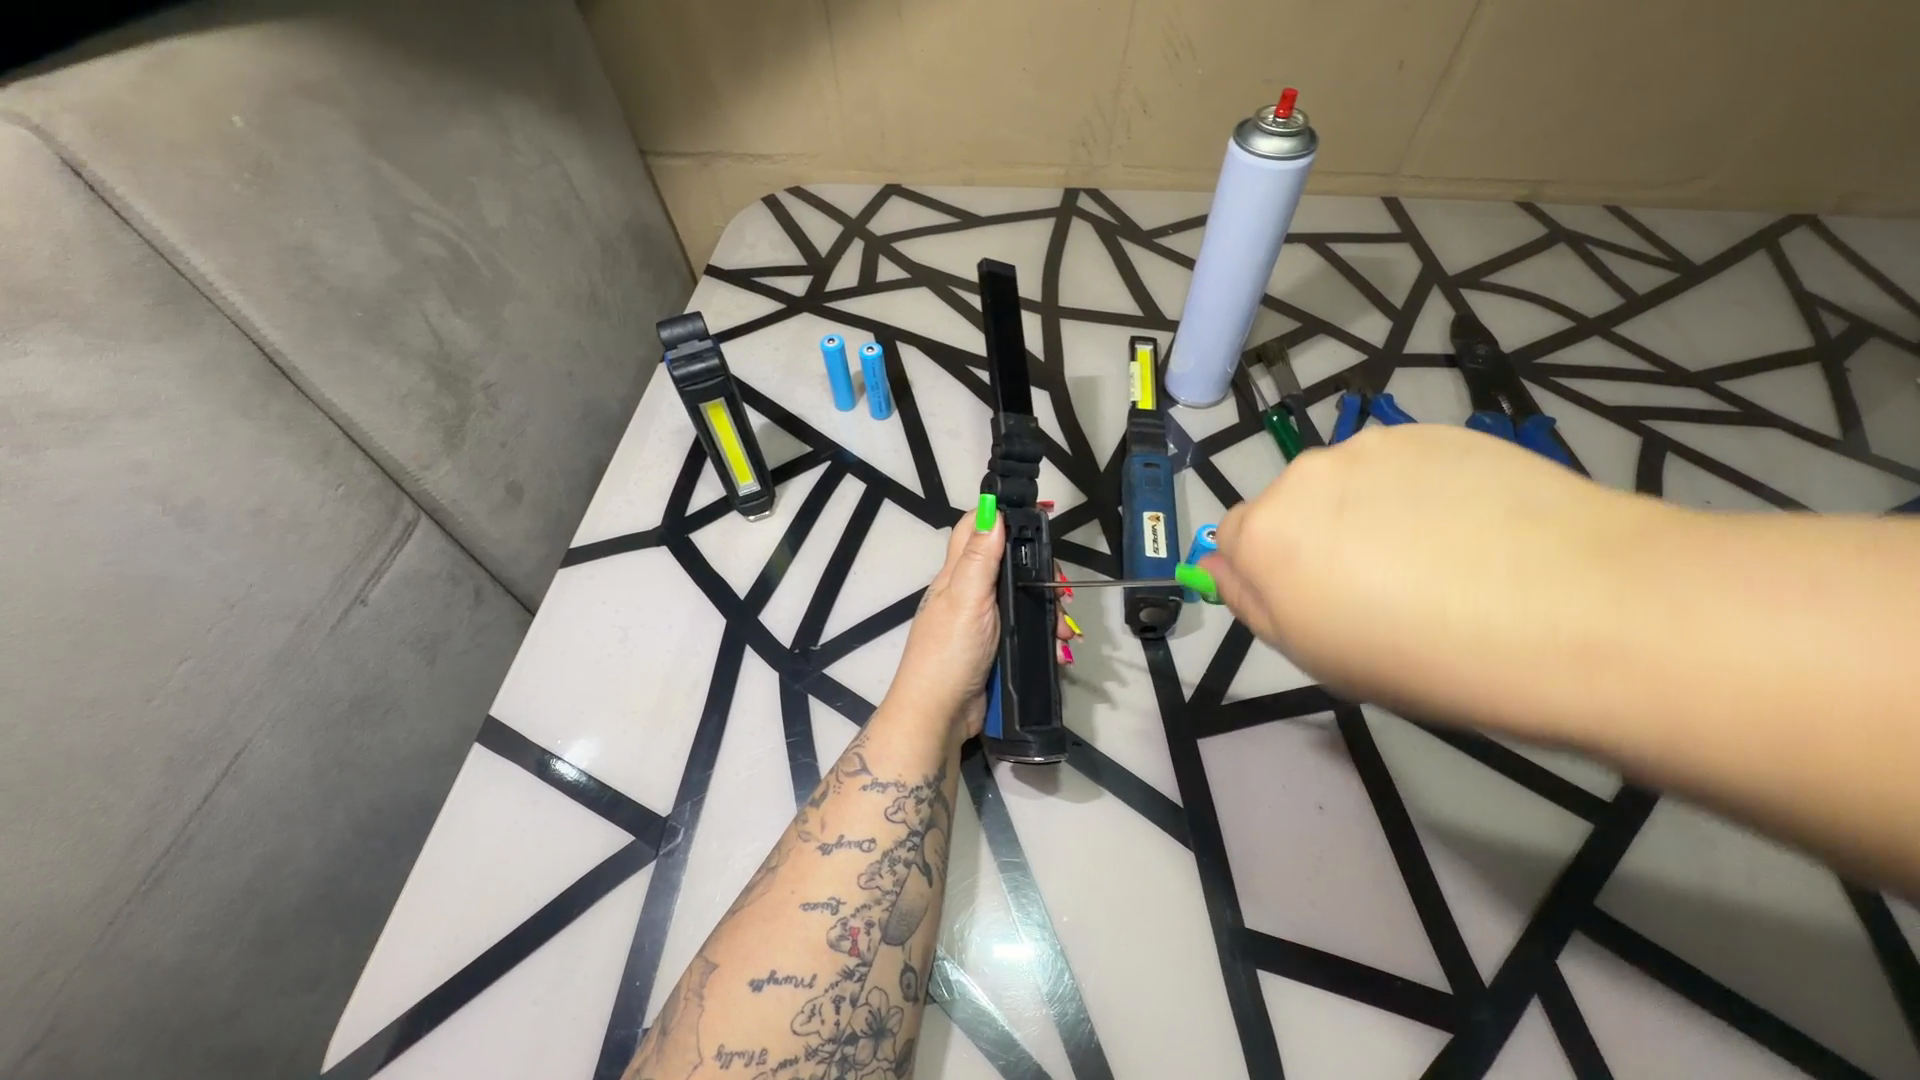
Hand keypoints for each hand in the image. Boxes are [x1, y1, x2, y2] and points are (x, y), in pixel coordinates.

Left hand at [889, 517, 1074, 738]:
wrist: (939, 716)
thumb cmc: (948, 653)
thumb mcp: (966, 598)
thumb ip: (981, 558)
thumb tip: (992, 511)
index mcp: (957, 575)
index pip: (975, 529)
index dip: (1001, 515)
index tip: (1036, 514)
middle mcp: (970, 594)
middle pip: (1011, 566)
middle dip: (1041, 575)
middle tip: (1063, 592)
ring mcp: (983, 624)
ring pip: (1024, 601)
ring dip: (1049, 612)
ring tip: (1063, 632)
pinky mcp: (996, 650)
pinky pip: (1026, 633)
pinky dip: (1044, 639)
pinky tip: (1057, 650)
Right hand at [1201, 423, 1658, 727]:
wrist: (1583, 611)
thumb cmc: (1429, 659)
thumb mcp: (1318, 656)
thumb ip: (1255, 604)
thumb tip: (1221, 567)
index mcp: (1265, 535)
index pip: (1231, 543)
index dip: (1268, 579)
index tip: (1317, 610)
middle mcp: (1307, 475)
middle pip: (1287, 508)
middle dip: (1313, 542)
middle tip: (1378, 594)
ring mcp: (1376, 446)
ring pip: (1345, 484)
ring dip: (1364, 514)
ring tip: (1436, 563)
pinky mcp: (1440, 432)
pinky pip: (1401, 466)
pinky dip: (1417, 493)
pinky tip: (1471, 533)